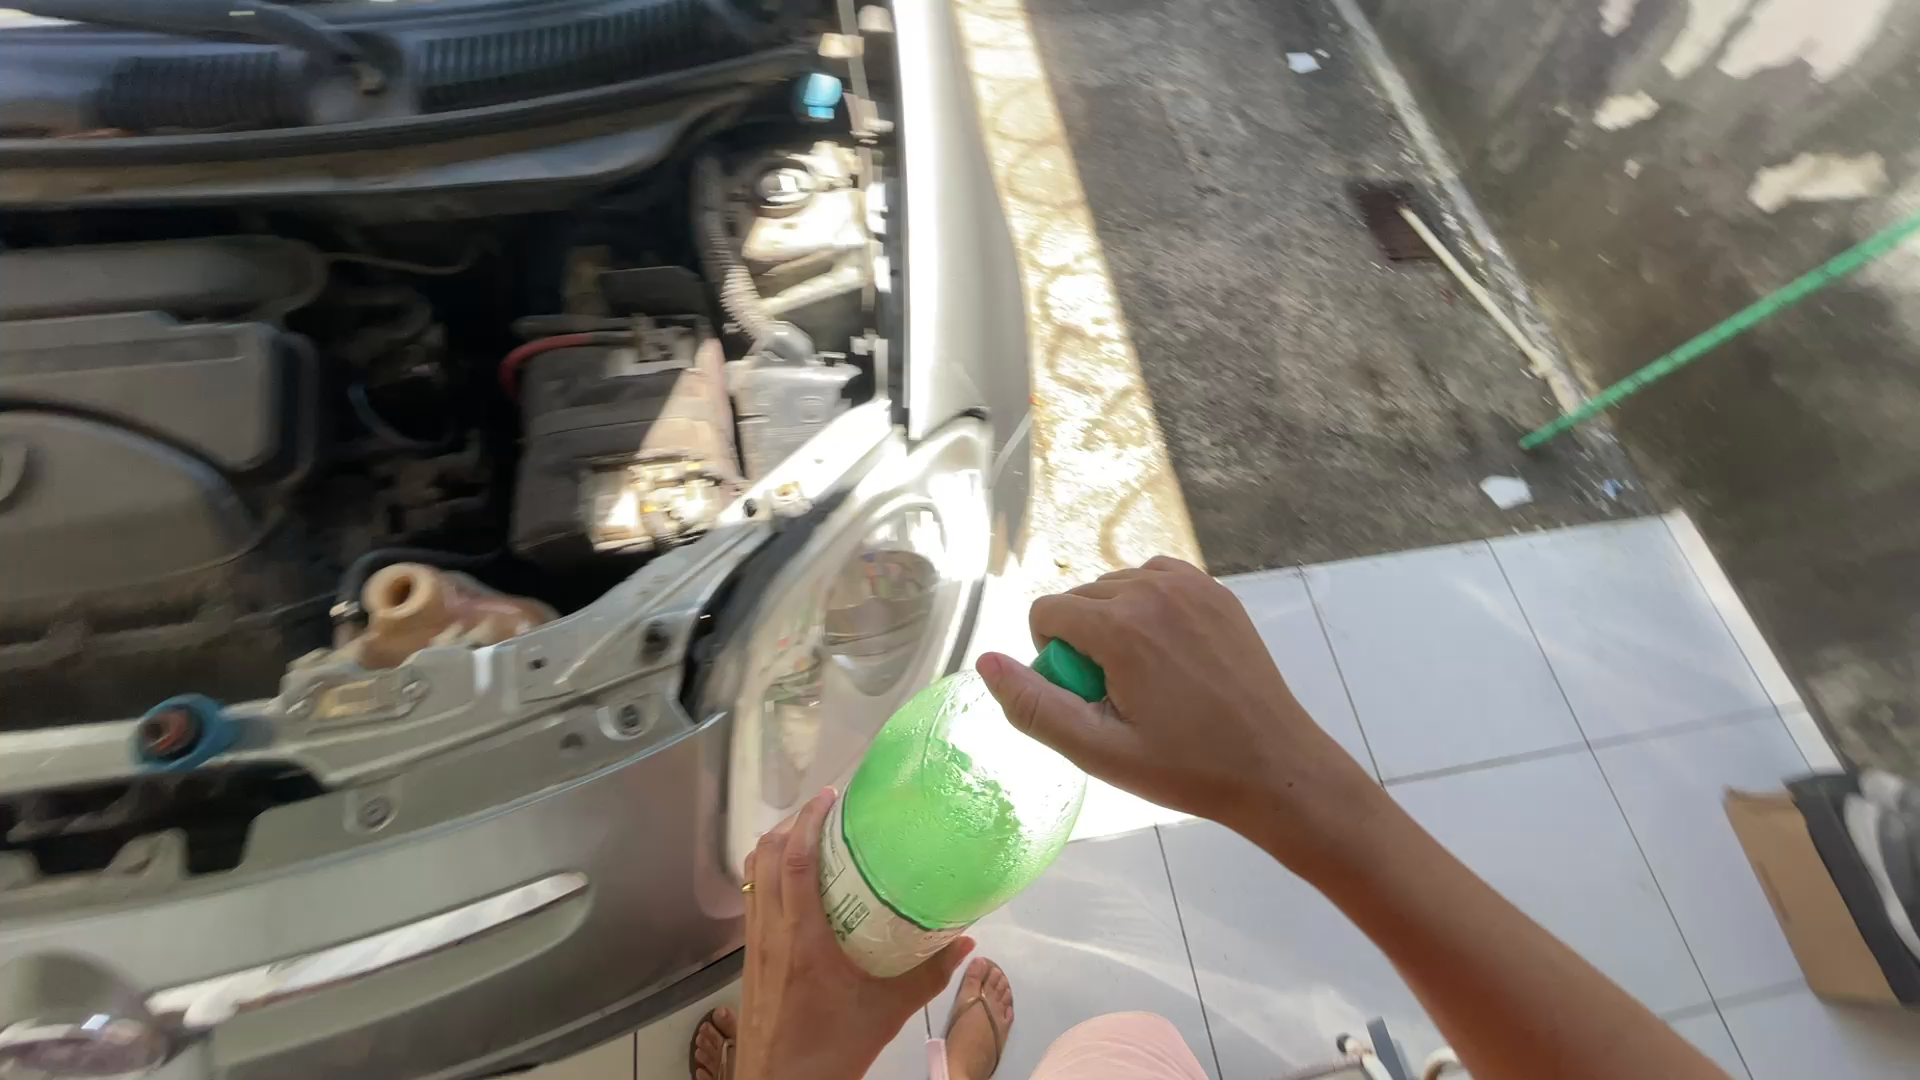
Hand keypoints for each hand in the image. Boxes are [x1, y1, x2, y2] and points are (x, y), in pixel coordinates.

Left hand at [733, 788, 973, 1079]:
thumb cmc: (832, 1049)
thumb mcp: (887, 1011)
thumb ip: (929, 974)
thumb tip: (966, 940)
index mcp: (803, 937)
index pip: (796, 861)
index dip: (809, 820)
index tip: (831, 795)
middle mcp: (772, 930)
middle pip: (767, 856)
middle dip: (790, 821)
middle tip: (823, 808)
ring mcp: (756, 942)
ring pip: (754, 873)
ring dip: (774, 842)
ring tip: (806, 831)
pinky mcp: (750, 955)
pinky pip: (753, 896)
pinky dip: (768, 871)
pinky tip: (793, 877)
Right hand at [976, 556, 1381, 871]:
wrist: (1276, 766)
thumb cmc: (1182, 767)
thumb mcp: (1097, 750)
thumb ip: (1033, 706)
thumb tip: (984, 661)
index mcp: (1120, 627)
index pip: (1047, 613)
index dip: (1053, 657)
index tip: (1087, 695)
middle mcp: (1151, 589)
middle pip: (1079, 598)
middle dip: (1082, 640)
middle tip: (1119, 693)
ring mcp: (1189, 584)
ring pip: (1114, 586)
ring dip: (1111, 621)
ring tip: (1146, 673)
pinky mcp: (1214, 589)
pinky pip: (1153, 577)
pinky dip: (1145, 603)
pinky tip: (1167, 647)